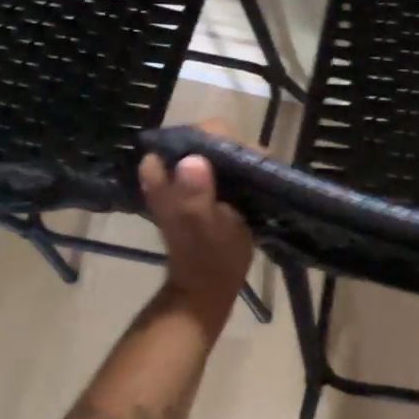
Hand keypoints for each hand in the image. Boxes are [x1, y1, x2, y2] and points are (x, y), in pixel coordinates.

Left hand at [139, 118, 255, 307]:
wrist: (208, 285)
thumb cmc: (209, 257)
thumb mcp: (204, 226)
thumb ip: (194, 195)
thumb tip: (193, 161)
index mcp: (161, 169)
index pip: (196, 132)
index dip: (225, 141)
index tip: (245, 161)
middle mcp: (169, 164)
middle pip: (211, 135)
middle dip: (237, 150)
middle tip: (256, 175)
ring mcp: (185, 172)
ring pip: (220, 147)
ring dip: (242, 159)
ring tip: (257, 183)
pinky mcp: (200, 182)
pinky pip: (223, 160)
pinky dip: (240, 167)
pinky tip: (253, 185)